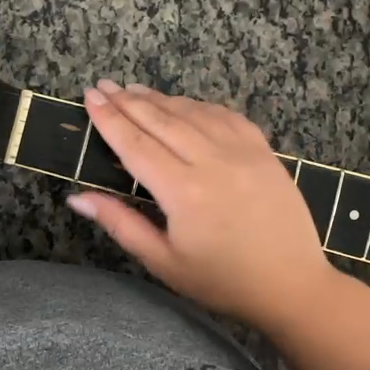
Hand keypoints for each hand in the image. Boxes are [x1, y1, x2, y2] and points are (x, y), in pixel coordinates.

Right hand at [68, 81, 335, 323]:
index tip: (90, 97)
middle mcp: (212, 162)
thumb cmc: (222, 281)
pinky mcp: (264, 152)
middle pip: (161, 120)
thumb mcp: (164, 262)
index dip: (109, 118)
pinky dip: (199, 106)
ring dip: (160, 99)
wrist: (292, 286)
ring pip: (193, 113)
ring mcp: (242, 152)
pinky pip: (226, 116)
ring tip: (133, 90)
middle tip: (103, 84)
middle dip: (127, 100)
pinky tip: (183, 104)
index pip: (135, 144)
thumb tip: (77, 197)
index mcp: (183, 192)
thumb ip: (120, 224)